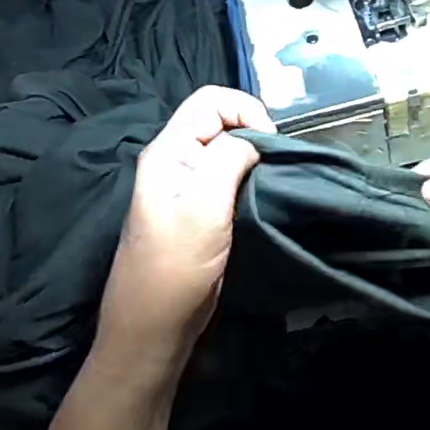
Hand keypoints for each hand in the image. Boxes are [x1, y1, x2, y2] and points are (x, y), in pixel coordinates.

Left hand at [95, 86, 274, 374]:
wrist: (154, 327)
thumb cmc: (174, 267)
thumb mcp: (203, 208)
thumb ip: (227, 160)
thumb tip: (253, 140)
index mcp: (169, 152)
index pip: (209, 102)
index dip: (245, 109)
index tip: (271, 142)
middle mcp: (177, 161)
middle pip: (220, 122)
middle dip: (253, 132)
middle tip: (275, 164)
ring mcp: (188, 185)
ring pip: (228, 149)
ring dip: (254, 156)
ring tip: (273, 179)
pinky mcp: (202, 208)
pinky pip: (230, 176)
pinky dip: (251, 176)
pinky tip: (264, 195)